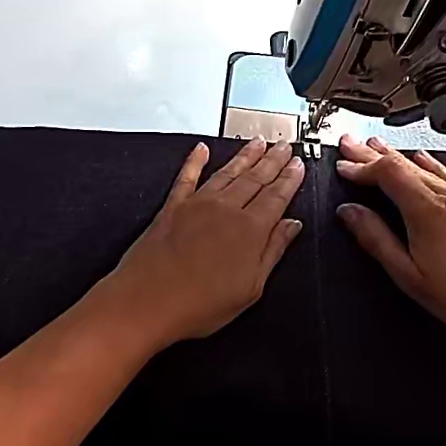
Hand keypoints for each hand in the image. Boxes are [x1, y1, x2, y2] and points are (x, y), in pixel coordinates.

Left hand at [85, 138, 305, 349]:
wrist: (146, 302)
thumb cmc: (198, 303)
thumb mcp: (251, 288)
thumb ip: (273, 251)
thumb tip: (291, 227)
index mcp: (250, 230)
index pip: (277, 196)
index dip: (290, 179)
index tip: (298, 165)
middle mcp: (226, 209)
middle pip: (256, 178)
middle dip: (273, 160)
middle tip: (285, 146)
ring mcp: (198, 205)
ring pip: (228, 172)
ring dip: (246, 156)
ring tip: (258, 142)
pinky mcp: (173, 207)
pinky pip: (187, 176)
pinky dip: (195, 160)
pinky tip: (201, 149)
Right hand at [334, 135, 445, 352]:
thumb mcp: (410, 277)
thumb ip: (376, 239)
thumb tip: (351, 214)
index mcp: (429, 212)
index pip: (387, 172)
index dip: (362, 166)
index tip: (345, 166)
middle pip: (405, 164)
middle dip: (373, 154)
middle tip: (352, 145)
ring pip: (427, 167)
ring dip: (398, 157)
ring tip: (378, 147)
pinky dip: (428, 166)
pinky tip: (424, 162)